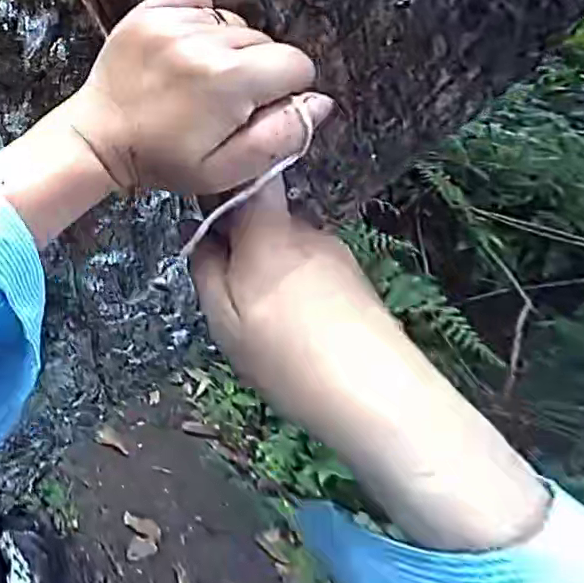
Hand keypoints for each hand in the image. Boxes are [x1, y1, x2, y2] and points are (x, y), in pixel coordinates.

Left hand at [64, 0, 334, 194]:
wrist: (96, 139)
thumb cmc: (158, 159)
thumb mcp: (225, 170)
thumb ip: (281, 138)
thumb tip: (316, 102)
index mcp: (227, 79)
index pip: (296, 64)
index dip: (282, 91)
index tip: (252, 109)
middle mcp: (200, 41)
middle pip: (264, 41)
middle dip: (252, 71)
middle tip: (217, 100)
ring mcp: (169, 22)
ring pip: (231, 21)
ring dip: (223, 46)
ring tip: (194, 78)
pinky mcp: (145, 13)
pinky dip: (196, 16)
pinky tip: (184, 47)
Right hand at [188, 179, 550, 551]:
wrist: (387, 405)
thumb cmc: (287, 358)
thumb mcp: (223, 319)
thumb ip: (204, 266)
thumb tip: (196, 231)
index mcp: (266, 230)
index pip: (246, 176)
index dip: (222, 184)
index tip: (201, 214)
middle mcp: (305, 230)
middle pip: (261, 214)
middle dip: (238, 238)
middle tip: (225, 285)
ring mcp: (336, 254)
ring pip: (284, 243)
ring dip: (266, 264)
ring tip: (261, 314)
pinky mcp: (356, 280)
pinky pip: (308, 265)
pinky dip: (293, 283)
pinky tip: (295, 326)